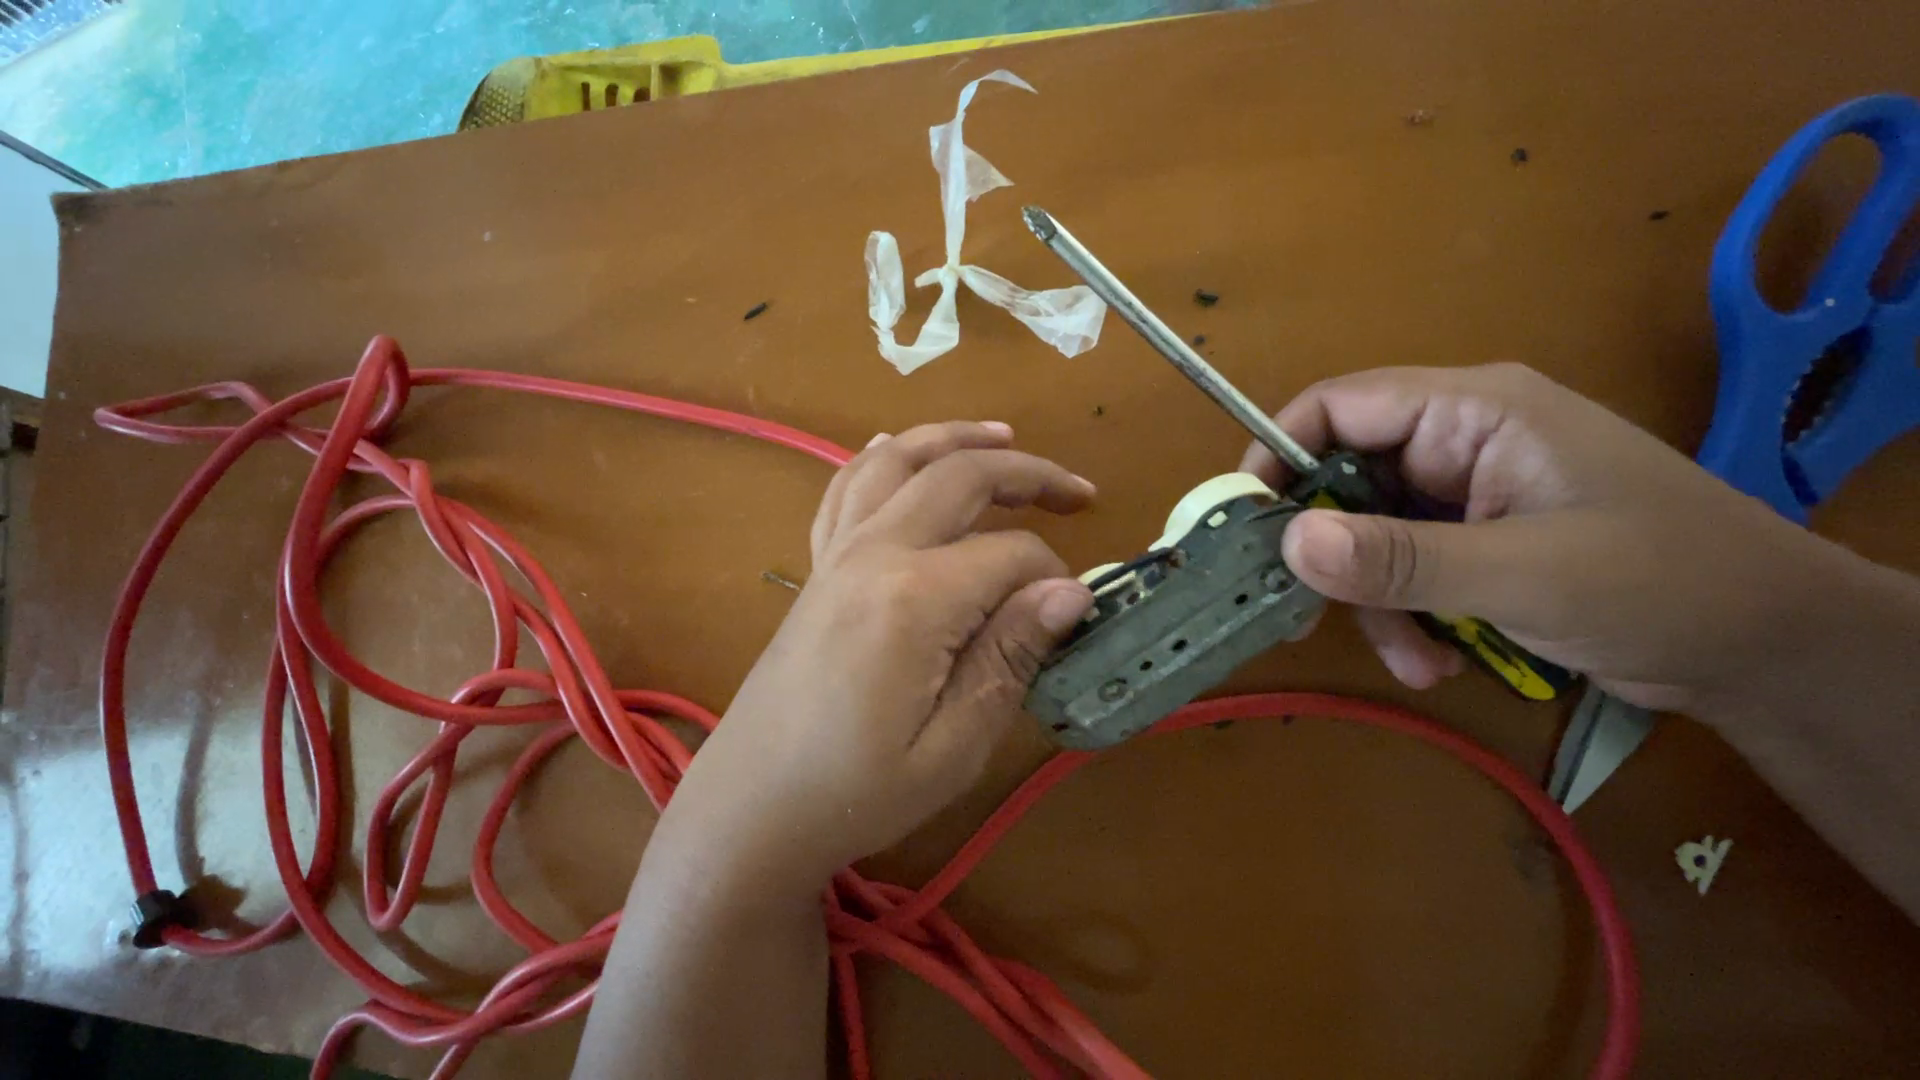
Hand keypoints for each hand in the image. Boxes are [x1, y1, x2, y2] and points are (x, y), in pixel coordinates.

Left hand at [659, 421, 1095, 891]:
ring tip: (1002, 436)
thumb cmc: (857, 791)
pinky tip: (896, 447)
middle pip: (959, 478)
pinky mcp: (817, 569)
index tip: (1072, 617)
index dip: (1053, 578)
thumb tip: (1072, 592)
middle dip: (1027, 474)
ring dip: (953, 439)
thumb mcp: (953, 747)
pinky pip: (845, 489)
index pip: (1011, 555)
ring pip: (896, 461)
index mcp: (915, 598)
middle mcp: (874, 553)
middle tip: (1079, 492)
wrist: (751, 806)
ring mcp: (838, 554)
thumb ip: (1010, 657)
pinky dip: (880, 457)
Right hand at [1240, 363, 1867, 716]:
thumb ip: (1401, 559)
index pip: (1338, 407)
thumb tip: (1287, 542)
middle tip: (1303, 610)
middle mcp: (1459, 441)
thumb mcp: (1524, 574)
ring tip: (1414, 657)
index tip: (1241, 524)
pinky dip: (1408, 615)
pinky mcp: (1475, 540)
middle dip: (1332, 551)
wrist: (1770, 649)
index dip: (1278, 455)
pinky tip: (1438, 660)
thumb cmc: (1663, 583)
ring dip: (1377, 600)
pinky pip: (1406, 567)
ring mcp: (1467, 493)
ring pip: (1370, 533)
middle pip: (1346, 478)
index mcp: (1473, 412)